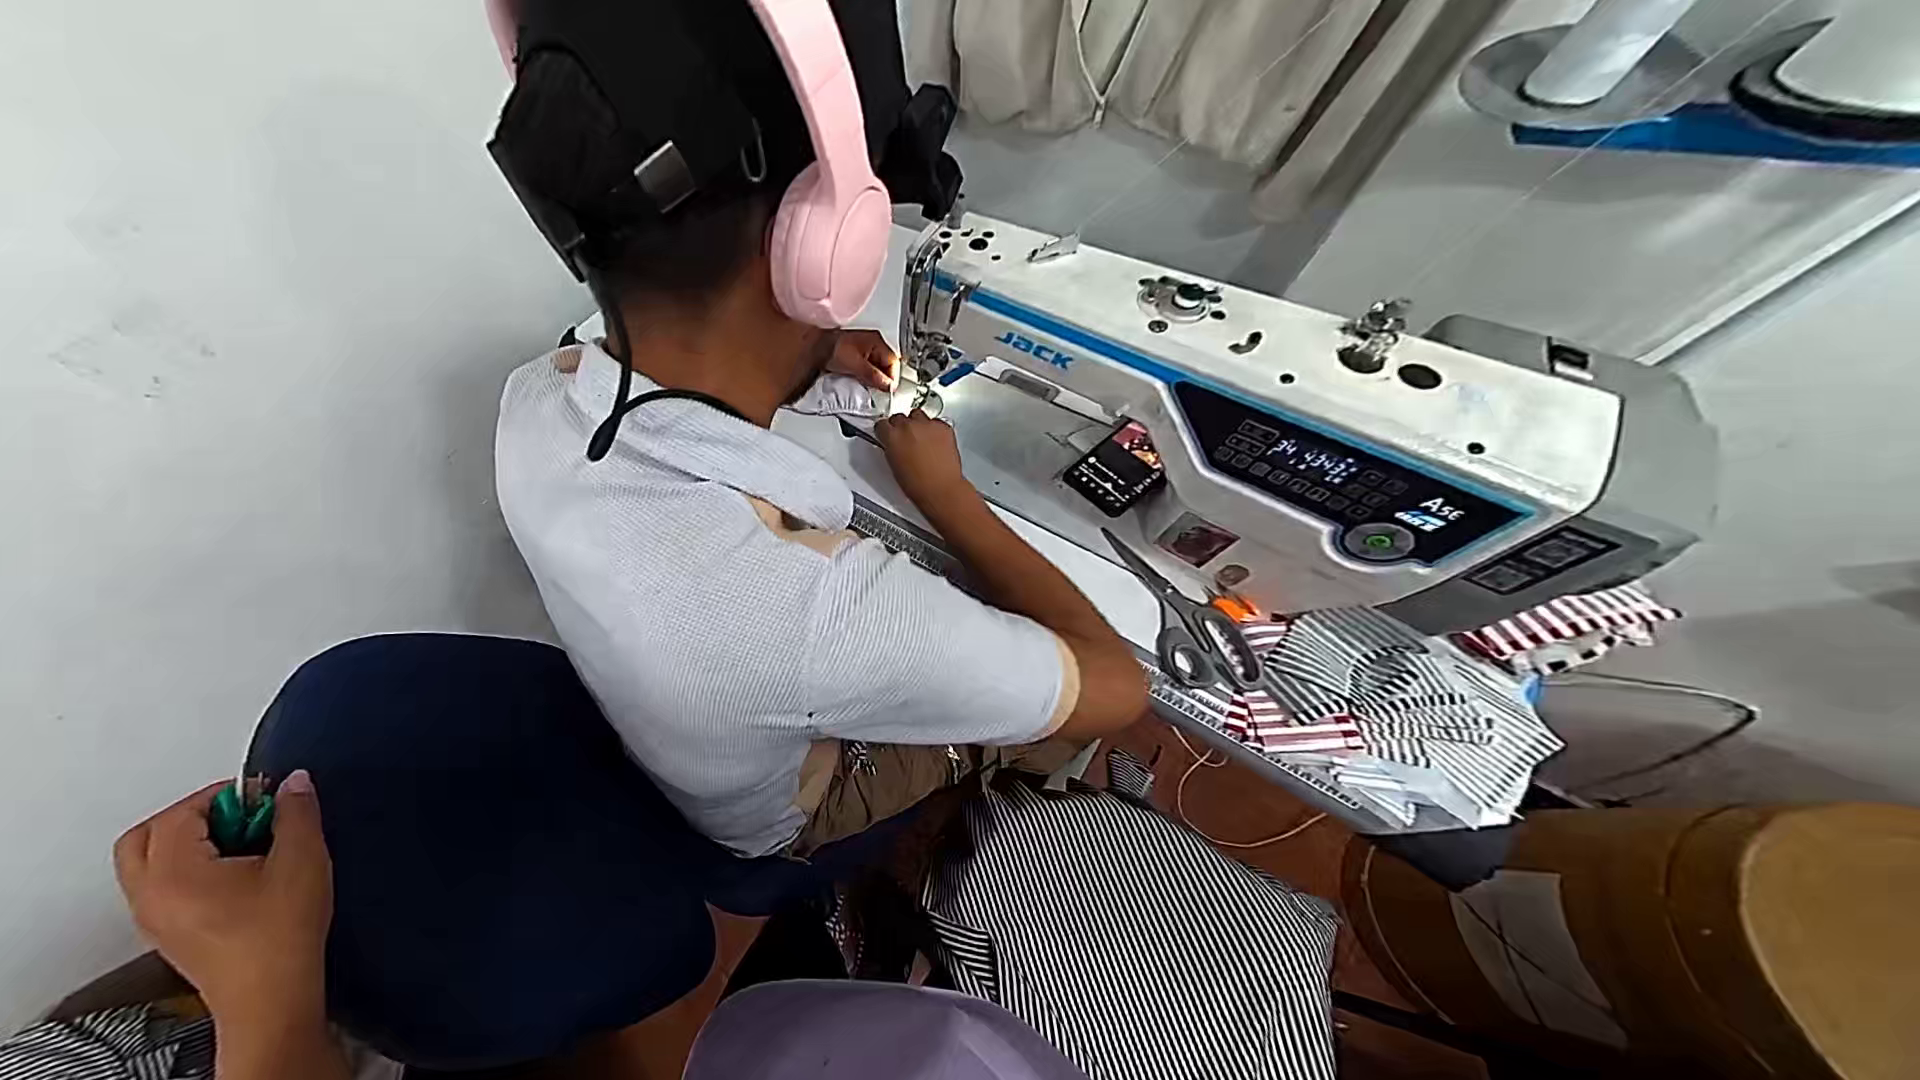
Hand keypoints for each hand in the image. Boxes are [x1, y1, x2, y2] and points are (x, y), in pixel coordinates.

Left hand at [114, 772, 332, 1024]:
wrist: (271, 988)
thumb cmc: (282, 930)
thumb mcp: (304, 858)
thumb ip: (297, 813)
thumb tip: (292, 783)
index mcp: (175, 876)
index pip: (178, 816)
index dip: (224, 795)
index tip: (266, 796)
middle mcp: (149, 897)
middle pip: (145, 837)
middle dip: (195, 814)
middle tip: (246, 812)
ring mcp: (152, 917)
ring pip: (149, 860)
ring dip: (192, 838)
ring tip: (251, 839)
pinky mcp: (166, 929)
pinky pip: (160, 882)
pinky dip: (192, 862)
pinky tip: (244, 867)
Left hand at [826, 329, 898, 390]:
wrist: (814, 344)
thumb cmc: (833, 347)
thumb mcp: (857, 365)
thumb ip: (874, 376)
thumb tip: (888, 386)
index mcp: (876, 340)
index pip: (893, 362)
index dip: (892, 377)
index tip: (889, 390)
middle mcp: (872, 343)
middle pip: (886, 365)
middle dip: (883, 378)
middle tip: (878, 389)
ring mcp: (864, 349)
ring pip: (877, 368)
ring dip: (874, 378)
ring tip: (867, 385)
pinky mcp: (856, 356)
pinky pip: (867, 368)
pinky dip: (866, 376)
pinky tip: (860, 380)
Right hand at [874, 409, 968, 506]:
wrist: (941, 489)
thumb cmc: (917, 485)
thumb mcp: (893, 465)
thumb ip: (891, 448)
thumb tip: (893, 445)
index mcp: (891, 436)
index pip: (881, 424)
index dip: (885, 431)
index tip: (888, 434)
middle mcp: (908, 426)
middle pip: (899, 417)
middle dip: (901, 427)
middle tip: (906, 440)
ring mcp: (927, 425)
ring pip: (918, 415)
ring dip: (917, 424)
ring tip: (921, 439)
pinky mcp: (944, 427)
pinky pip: (936, 422)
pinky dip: (935, 429)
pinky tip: (935, 441)